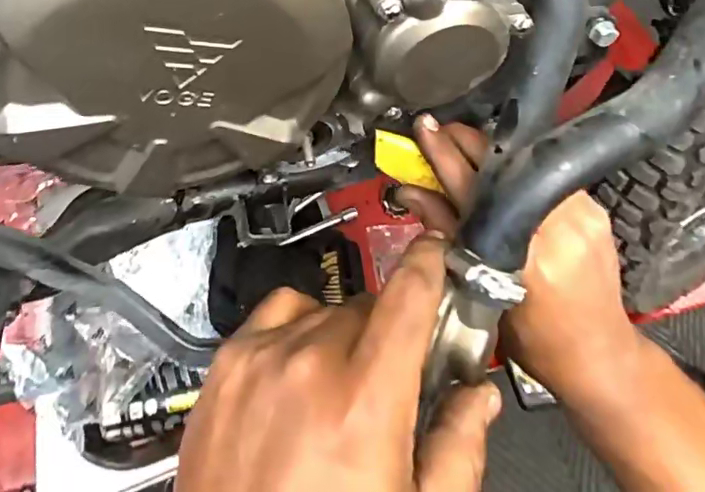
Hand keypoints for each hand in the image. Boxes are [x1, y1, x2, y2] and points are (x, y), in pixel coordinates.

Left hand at [177, 237, 502, 491]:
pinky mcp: (227, 363)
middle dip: (390, 333)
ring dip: (343, 334)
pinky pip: (277, 313)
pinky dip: (298, 329)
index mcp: (363, 402)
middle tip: (394, 375)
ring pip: (324, 309)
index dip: (430, 264)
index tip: (437, 253)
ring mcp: (262, 358)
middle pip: (369, 308)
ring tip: (342, 387)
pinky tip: (301, 370)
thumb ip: (455, 451)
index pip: (408, 296)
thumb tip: (477, 399)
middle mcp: (308, 365)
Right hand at [393, 115, 642, 394]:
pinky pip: (544, 176)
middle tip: (438, 132)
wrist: (599, 356)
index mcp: (522, 252)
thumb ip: (445, 230)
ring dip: (490, 153)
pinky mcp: (594, 208)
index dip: (441, 151)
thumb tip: (408, 190)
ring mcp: (581, 212)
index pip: (471, 182)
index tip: (424, 126)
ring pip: (522, 162)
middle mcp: (557, 223)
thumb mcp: (478, 288)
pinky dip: (518, 171)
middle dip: (464, 141)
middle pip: (499, 160)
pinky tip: (501, 175)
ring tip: (465, 152)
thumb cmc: (534, 337)